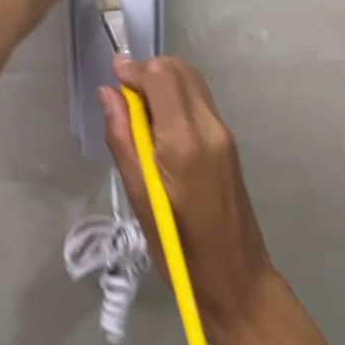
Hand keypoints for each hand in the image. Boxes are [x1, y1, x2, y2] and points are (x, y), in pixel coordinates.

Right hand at [100, 55, 278, 338]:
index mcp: (185, 140)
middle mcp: (209, 126)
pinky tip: (159, 127)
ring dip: (164, 82)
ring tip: (138, 113)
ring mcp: (223, 132)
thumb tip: (108, 94)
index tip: (112, 77)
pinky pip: (200, 101)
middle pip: (180, 71)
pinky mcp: (228, 141)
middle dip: (149, 71)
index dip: (134, 69)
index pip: (161, 76)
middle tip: (123, 98)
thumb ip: (123, 140)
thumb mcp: (140, 198)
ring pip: (193, 81)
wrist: (236, 276)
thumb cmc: (180, 248)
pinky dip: (178, 97)